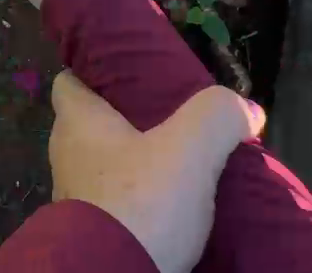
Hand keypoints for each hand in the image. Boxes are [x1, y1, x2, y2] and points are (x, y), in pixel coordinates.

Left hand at [48, 72, 264, 272]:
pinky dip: (131, 207)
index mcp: (76, 121)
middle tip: (161, 122)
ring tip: (169, 170)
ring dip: (126, 168)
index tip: (123, 77)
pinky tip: (164, 215)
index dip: (91, 74)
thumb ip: (215, 118)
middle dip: (118, 123)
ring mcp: (72, 198)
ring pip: (97, 169)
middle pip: (85, 125)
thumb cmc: (140, 203)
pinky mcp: (87, 237)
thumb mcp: (188, 150)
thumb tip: (245, 106)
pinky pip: (108, 208)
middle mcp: (66, 154)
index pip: (67, 82)